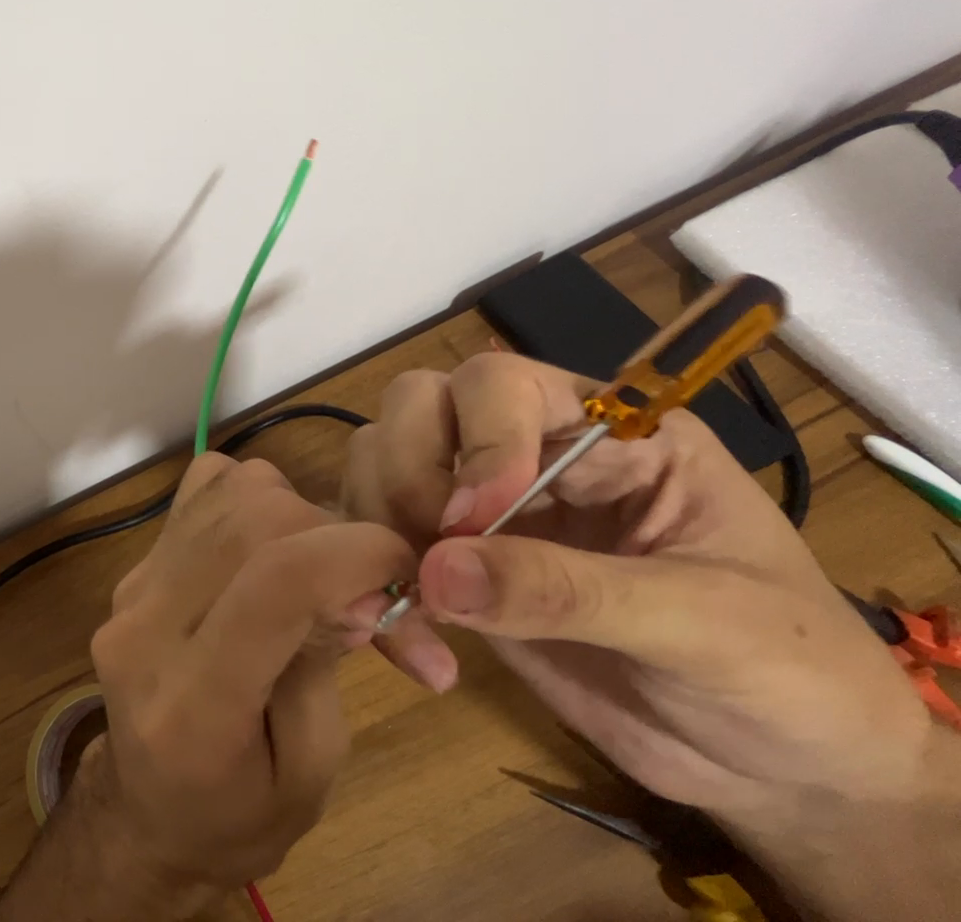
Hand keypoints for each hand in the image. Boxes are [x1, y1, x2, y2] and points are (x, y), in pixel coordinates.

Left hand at [86, 453, 414, 889]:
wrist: (147, 809)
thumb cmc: (239, 814)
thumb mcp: (310, 773)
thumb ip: (325, 665)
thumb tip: (353, 582)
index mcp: (192, 706)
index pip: (275, 584)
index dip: (358, 554)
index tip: (410, 571)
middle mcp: (144, 628)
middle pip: (252, 519)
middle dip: (335, 533)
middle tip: (369, 591)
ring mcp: (129, 588)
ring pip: (227, 491)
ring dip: (298, 516)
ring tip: (320, 577)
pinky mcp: (131, 567)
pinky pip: (200, 494)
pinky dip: (252, 502)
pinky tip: (271, 552)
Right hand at [341, 352, 930, 827]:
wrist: (776, 772)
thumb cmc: (788, 679)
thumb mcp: (703, 625)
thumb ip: (568, 590)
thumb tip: (435, 571)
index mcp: (613, 436)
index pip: (501, 385)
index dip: (475, 437)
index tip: (471, 519)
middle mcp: (533, 458)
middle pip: (417, 409)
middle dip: (405, 476)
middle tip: (428, 558)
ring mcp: (483, 516)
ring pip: (378, 470)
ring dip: (376, 533)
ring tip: (418, 618)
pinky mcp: (452, 573)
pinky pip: (376, 548)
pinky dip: (369, 590)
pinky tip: (414, 651)